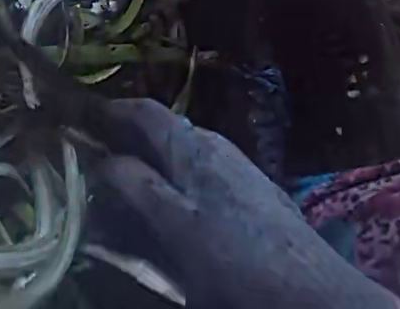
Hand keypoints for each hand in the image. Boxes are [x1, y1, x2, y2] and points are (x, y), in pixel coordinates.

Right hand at [92, 99, 399, 308]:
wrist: (322, 300)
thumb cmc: (240, 259)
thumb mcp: (177, 225)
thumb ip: (136, 186)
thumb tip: (103, 158)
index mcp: (192, 145)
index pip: (142, 111)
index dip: (108, 110)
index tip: (76, 115)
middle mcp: (214, 147)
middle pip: (160, 130)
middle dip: (125, 136)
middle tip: (93, 153)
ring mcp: (237, 172)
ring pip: (179, 155)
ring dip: (147, 161)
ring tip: (124, 186)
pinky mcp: (252, 201)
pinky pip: (197, 178)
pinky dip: (171, 183)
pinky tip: (170, 213)